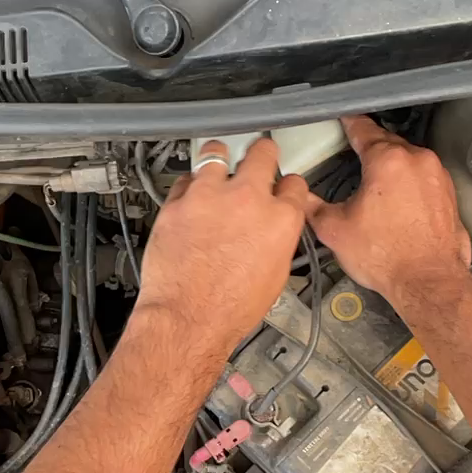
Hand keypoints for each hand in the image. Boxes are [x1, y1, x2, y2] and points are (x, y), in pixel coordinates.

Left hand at [134, 137, 314, 356]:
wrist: (187, 319)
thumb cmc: (229, 308)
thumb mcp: (275, 277)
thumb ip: (278, 240)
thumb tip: (274, 230)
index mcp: (280, 219)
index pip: (294, 183)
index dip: (287, 186)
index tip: (280, 188)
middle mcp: (247, 199)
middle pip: (262, 153)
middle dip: (261, 154)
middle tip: (257, 157)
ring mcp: (209, 197)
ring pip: (216, 153)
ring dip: (219, 158)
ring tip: (217, 165)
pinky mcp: (177, 203)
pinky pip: (184, 180)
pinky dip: (188, 186)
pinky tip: (190, 197)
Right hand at [307, 116, 471, 305]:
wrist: (427, 281)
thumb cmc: (388, 257)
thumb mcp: (334, 230)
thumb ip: (313, 207)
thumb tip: (300, 199)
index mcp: (388, 161)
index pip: (364, 129)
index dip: (349, 123)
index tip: (344, 119)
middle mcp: (417, 161)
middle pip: (387, 143)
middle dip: (369, 148)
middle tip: (352, 154)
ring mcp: (436, 177)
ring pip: (407, 160)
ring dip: (389, 167)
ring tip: (371, 184)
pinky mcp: (447, 195)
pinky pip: (422, 179)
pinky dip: (406, 184)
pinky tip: (393, 203)